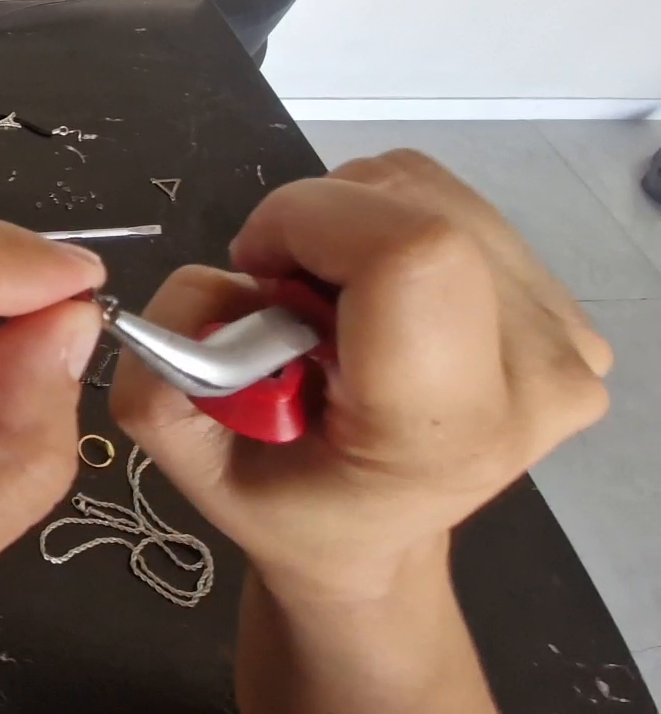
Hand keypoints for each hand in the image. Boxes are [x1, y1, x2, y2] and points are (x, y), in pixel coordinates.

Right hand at [112, 149, 611, 713]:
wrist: (368, 530)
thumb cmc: (276, 500)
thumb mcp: (179, 453)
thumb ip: (159, 372)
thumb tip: (213, 289)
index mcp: (437, 425)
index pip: (410, 254)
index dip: (301, 222)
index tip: (252, 269)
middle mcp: (530, 376)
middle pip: (407, 207)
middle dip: (304, 222)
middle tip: (270, 294)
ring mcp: (561, 339)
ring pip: (417, 189)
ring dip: (335, 224)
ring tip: (312, 298)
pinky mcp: (559, 308)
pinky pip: (440, 202)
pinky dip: (370, 225)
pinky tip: (356, 288)